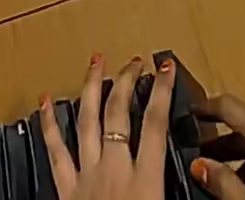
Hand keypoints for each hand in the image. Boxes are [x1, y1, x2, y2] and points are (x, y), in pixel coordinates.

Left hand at [39, 53, 176, 199]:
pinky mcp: (66, 192)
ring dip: (91, 86)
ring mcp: (87, 178)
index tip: (165, 66)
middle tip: (134, 59)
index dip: (161, 91)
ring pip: (87, 120)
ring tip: (96, 59)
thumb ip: (180, 193)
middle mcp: (114, 171)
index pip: (155, 124)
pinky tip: (44, 100)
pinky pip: (55, 152)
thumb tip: (200, 177)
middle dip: (127, 80)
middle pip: (119, 113)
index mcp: (145, 183)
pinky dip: (48, 124)